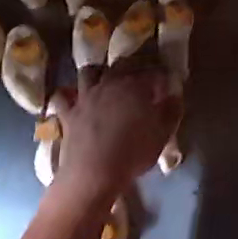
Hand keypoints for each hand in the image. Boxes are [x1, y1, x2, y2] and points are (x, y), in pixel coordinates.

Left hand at [55, 64, 181, 194]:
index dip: (163, 78)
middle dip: (135, 68)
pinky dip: (68, 94)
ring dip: (100, 73)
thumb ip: (172, 110)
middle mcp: (110, 84)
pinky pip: (63, 96)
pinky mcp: (68, 112)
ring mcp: (86, 96)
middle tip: (142, 82)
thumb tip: (174, 94)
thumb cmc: (134, 154)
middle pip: (123, 64)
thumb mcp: (163, 134)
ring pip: (90, 71)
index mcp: (137, 86)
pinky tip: (75, 99)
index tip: (168, 86)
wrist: (94, 174)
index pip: (155, 72)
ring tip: (107, 83)